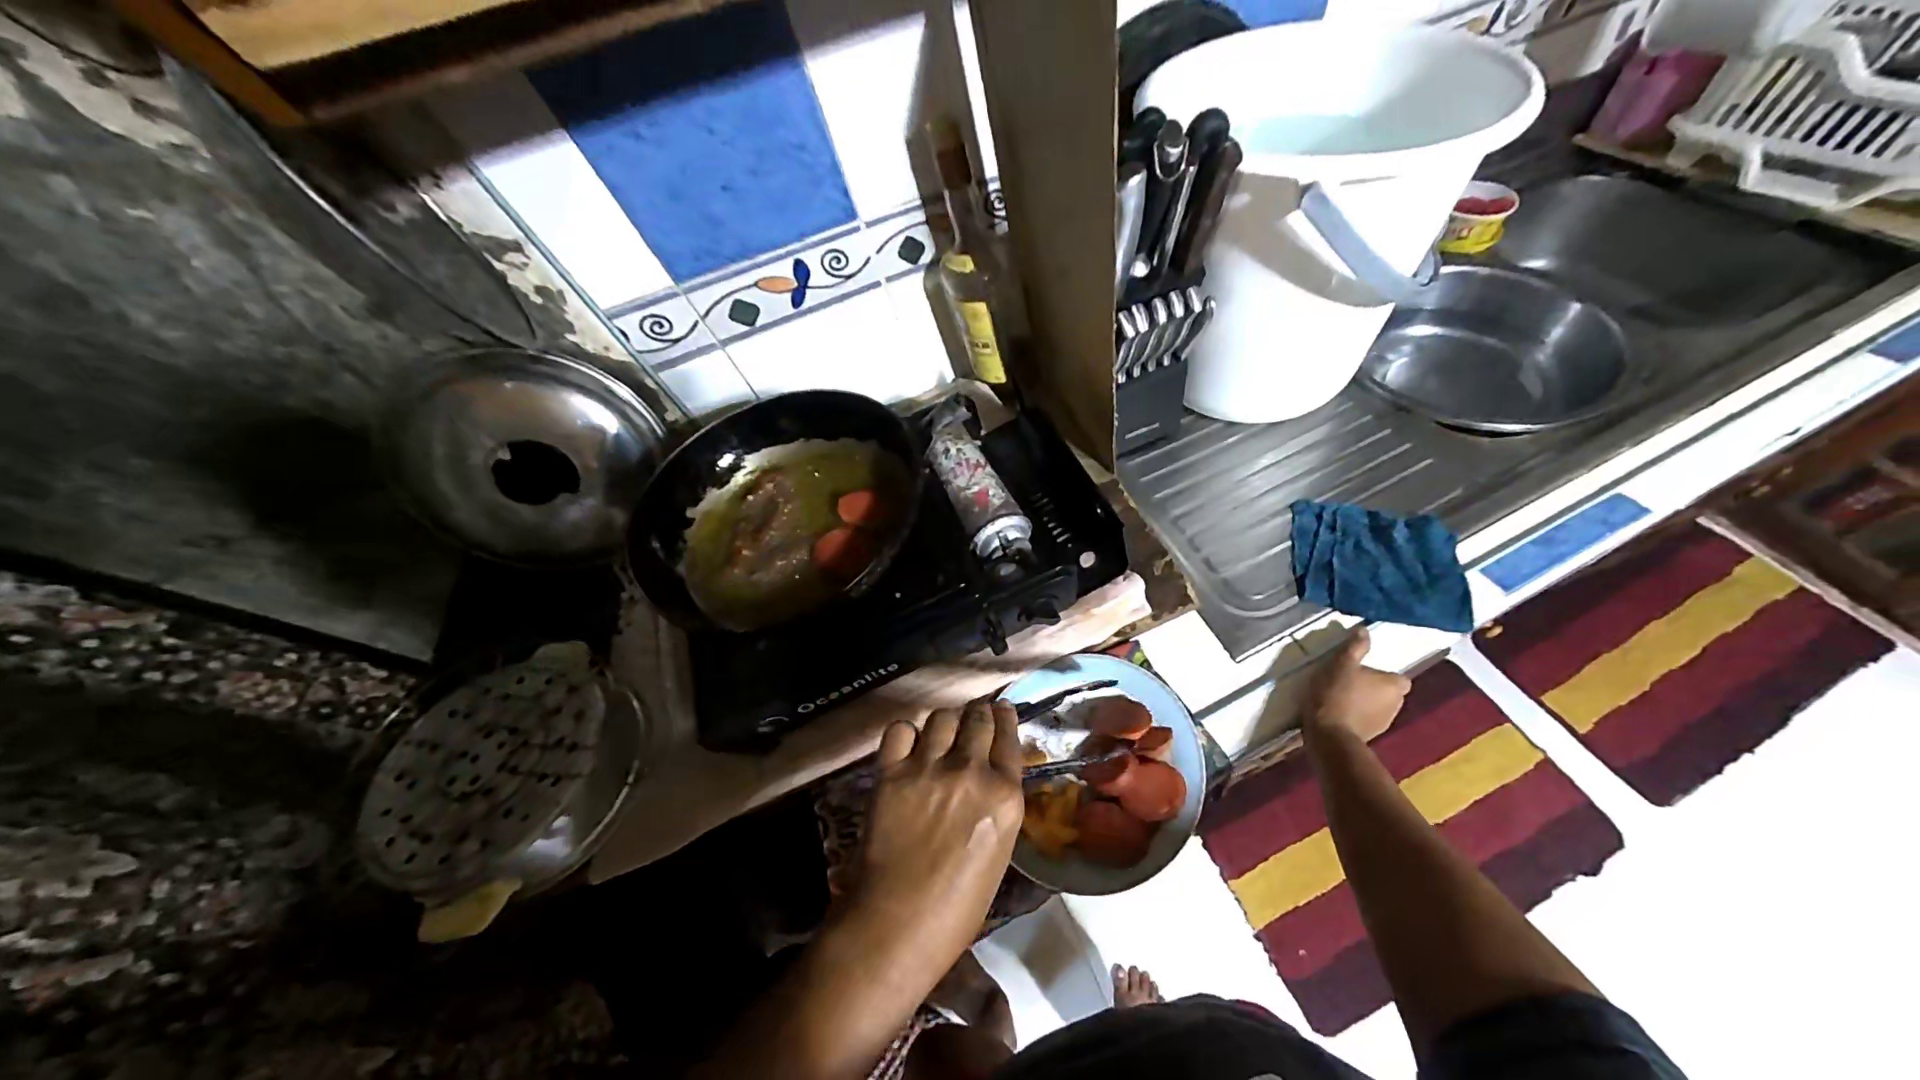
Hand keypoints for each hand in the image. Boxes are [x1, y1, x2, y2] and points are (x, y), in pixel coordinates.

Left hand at [851, 700, 1024, 961]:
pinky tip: (908, 746)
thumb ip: (997, 805)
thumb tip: (987, 777)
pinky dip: (907, 733)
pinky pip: (900, 730)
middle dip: (977, 713)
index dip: (1003, 718)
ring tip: (941, 732)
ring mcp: (928, 768)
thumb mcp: (998, 850)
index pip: (1008, 736)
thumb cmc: (957, 906)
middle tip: (972, 717)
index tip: (999, 710)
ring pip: (941, 717)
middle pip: (977, 718)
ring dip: (945, 721)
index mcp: (1005, 796)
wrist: (898, 923)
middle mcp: (970, 772)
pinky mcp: (891, 772)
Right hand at [1304, 626, 1411, 745]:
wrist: (1329, 734)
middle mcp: (1397, 705)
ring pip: (1378, 707)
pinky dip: (1357, 717)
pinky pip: (1366, 721)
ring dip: (1364, 703)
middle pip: (1388, 692)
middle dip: (1373, 688)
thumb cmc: (1337, 693)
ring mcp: (1385, 724)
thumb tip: (1365, 630)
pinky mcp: (1371, 737)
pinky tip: (1338, 713)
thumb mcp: (1341, 663)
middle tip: (1348, 681)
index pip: (1399, 678)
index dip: (1383, 674)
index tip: (1364, 672)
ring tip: (1340, 698)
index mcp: (1395, 686)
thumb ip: (1355, 646)